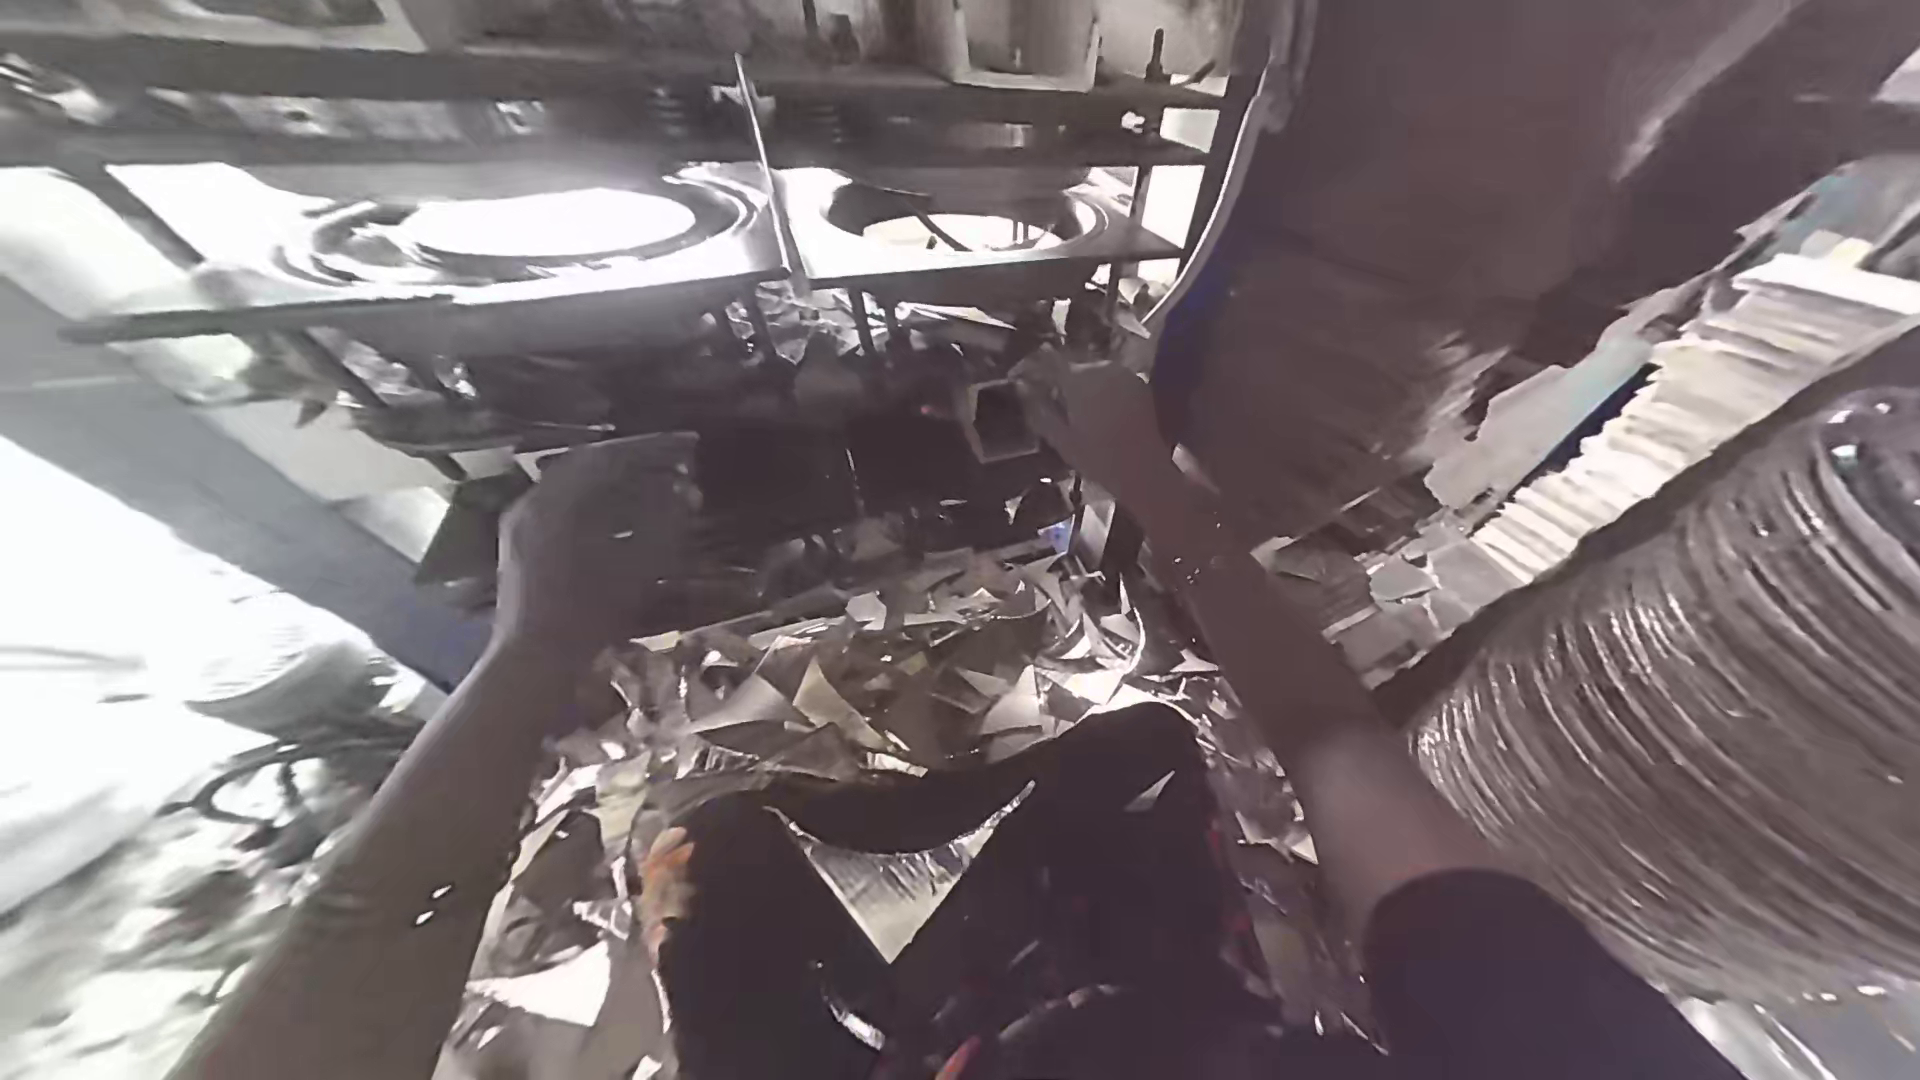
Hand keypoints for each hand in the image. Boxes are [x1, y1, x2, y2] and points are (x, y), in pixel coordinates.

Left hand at [494, 433, 701, 656]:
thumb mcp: (638, 563)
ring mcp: (524, 520)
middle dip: (636, 458)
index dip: (654, 448)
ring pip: (577, 481)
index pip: (611, 456)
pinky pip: (566, 501)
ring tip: (656, 479)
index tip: (688, 444)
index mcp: (557, 501)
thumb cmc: (591, 611)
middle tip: (674, 458)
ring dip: (618, 477)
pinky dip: (600, 497)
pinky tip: (625, 508)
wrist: (536, 656)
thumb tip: (689, 490)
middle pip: (590, 463)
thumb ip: (665, 521)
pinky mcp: (524, 539)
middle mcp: (534, 500)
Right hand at [1012, 350, 1185, 510]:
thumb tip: (1022, 387)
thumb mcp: (1061, 439)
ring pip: (1091, 371)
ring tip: (1069, 404)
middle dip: (1056, 377)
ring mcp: (1123, 373)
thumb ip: (1039, 410)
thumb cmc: (1098, 458)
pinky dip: (1098, 388)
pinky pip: (1109, 378)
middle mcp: (1102, 368)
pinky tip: (1094, 408)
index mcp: (1079, 379)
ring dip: (1078, 382)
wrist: (1144, 469)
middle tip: (1044, 395)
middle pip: (1071, 365)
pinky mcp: (1138, 383)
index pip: (1048, 360)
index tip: (1019, 376)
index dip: (1031, 366)